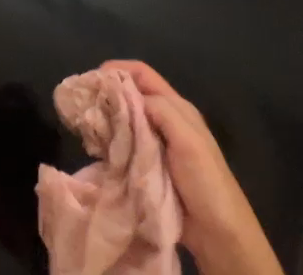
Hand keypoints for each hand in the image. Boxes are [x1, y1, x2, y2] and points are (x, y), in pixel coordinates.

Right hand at [103, 60, 281, 274]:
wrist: (218, 232)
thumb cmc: (206, 181)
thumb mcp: (189, 140)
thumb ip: (161, 110)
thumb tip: (126, 94)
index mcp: (176, 108)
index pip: (142, 74)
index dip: (118, 69)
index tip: (93, 79)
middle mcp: (163, 120)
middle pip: (129, 94)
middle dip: (106, 94)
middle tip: (84, 104)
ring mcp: (154, 143)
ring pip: (123, 118)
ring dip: (105, 118)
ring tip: (86, 125)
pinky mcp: (145, 163)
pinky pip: (122, 142)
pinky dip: (107, 140)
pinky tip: (96, 146)